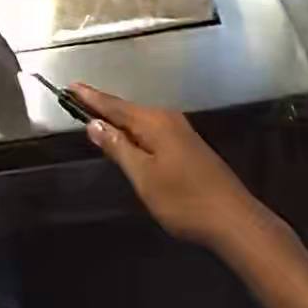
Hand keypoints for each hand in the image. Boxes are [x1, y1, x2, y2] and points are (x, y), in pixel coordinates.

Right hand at [71, 83, 257, 248]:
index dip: (90, 97)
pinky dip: (135, 132)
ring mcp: (181, 132)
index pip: (113, 104)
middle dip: (103, 108)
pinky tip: (130, 142)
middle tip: (78, 103)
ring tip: (98, 121)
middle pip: (127, 110)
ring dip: (119, 122)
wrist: (237, 222)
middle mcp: (167, 118)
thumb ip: (117, 147)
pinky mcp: (189, 147)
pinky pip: (153, 131)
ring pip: (141, 122)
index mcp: (154, 121)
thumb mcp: (143, 176)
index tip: (70, 85)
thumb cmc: (185, 200)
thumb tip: (94, 124)